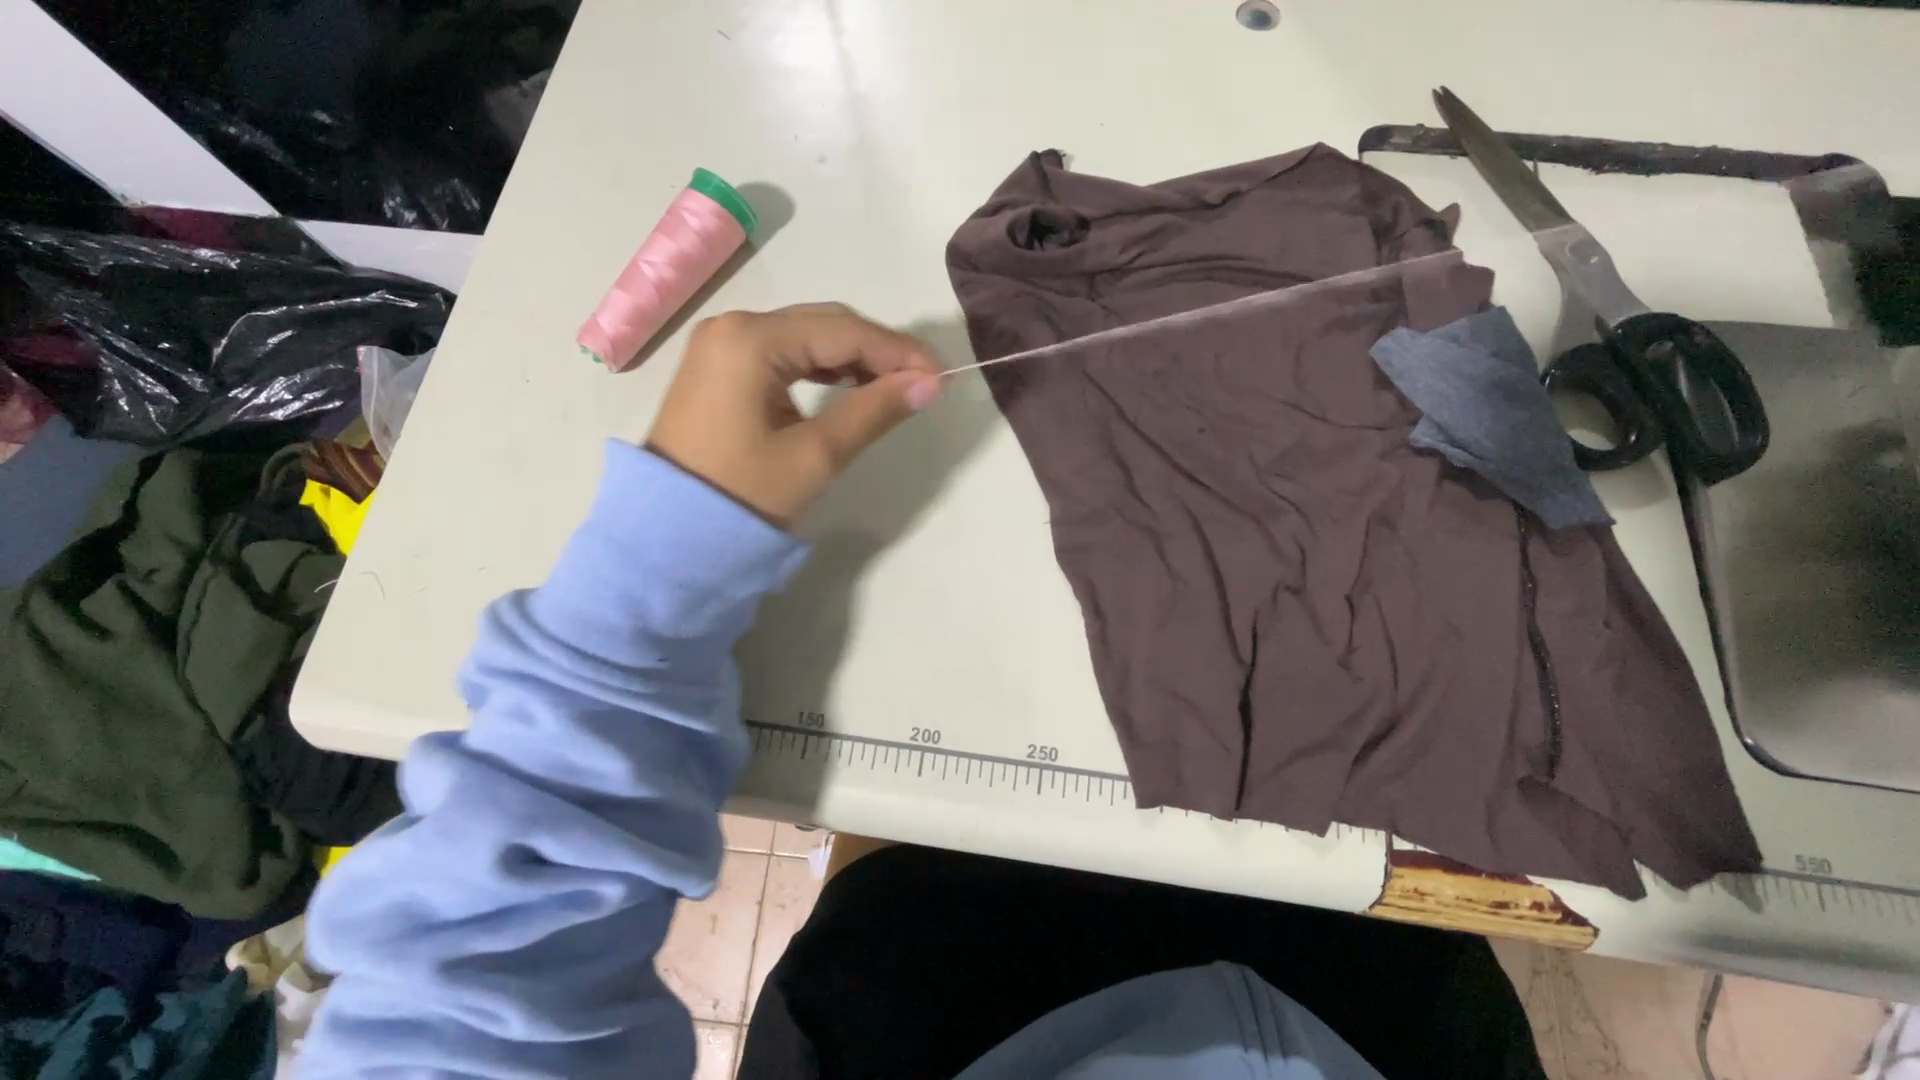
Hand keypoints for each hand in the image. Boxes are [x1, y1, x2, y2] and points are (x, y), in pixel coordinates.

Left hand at [647, 303, 944, 525]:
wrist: (669, 533)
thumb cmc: (743, 494)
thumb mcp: (815, 455)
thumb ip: (875, 411)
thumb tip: (930, 383)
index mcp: (751, 340)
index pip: (843, 331)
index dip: (898, 352)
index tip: (942, 378)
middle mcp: (734, 326)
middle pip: (825, 324)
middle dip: (878, 351)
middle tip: (924, 383)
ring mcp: (722, 344)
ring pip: (807, 336)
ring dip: (853, 358)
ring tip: (896, 387)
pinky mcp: (720, 366)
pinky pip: (784, 353)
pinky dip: (821, 366)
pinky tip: (850, 385)